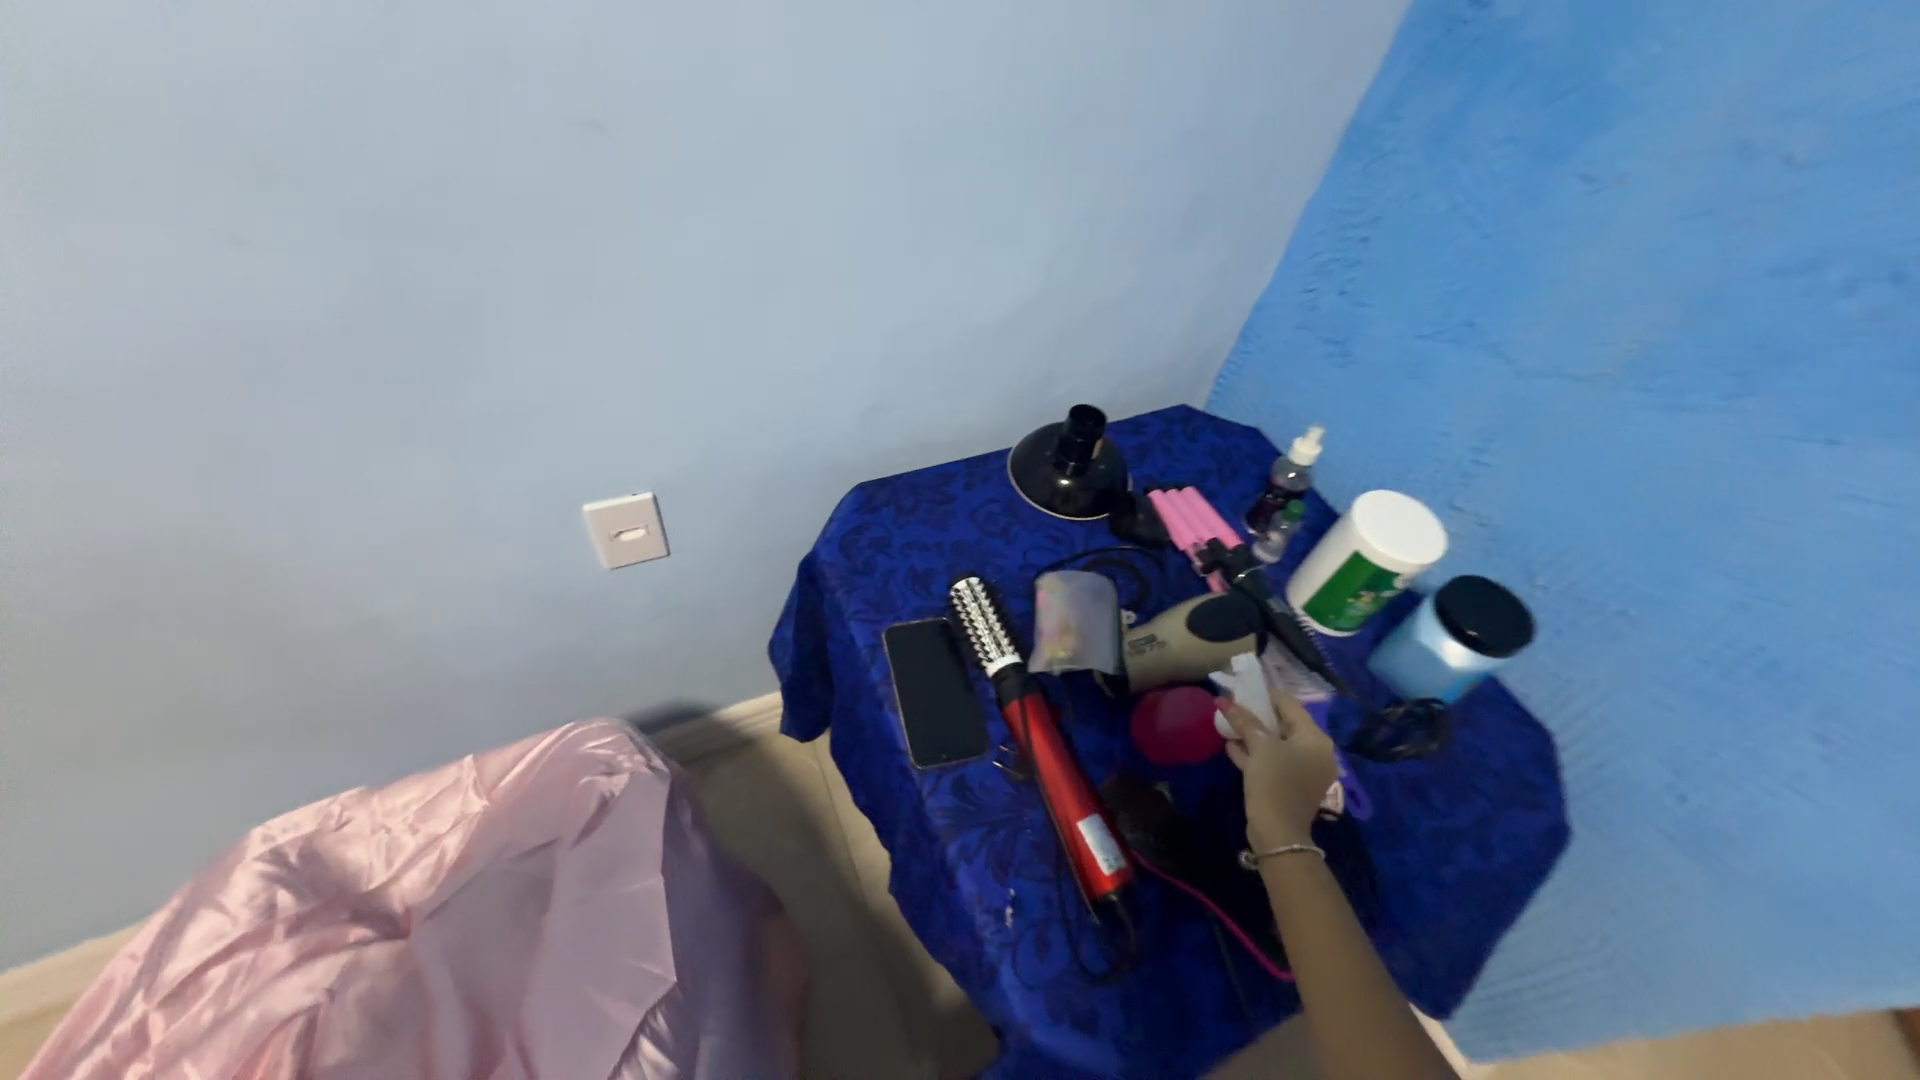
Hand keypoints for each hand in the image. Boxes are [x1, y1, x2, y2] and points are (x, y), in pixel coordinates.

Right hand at [1218, 690, 1338, 848]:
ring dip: (1252, 734)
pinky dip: (1255, 753)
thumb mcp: (1259, 747)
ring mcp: (1304, 770)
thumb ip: (1244, 721)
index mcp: (1315, 738)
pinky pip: (1273, 760)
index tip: (1242, 686)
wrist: (1278, 832)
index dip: (1265, 694)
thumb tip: (1224, 700)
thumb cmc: (1274, 782)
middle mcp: (1315, 752)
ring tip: (1228, 723)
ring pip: (1275, 743)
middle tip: (1233, 705)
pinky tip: (1231, 746)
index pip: (1290, 705)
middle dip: (1256, 715)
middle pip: (1283, 724)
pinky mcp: (1291, 784)